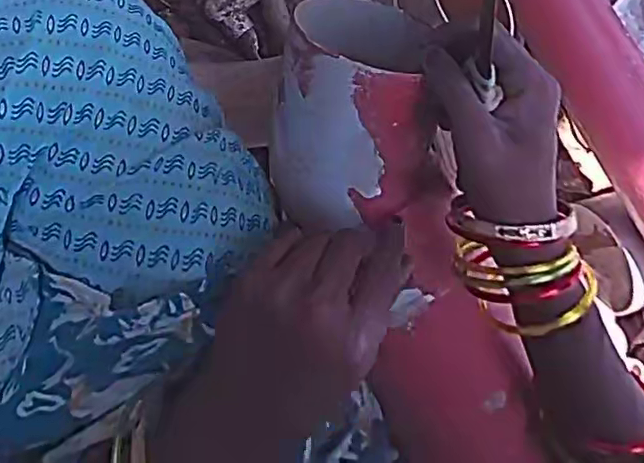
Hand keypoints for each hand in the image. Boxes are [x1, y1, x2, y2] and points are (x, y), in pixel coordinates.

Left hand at [161, 225, 408, 456]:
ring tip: (325, 262)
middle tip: (357, 252)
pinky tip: (299, 260)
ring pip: (319, 235)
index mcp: (353, 338)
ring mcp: (281, 288)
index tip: (393, 232)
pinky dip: (298, 242)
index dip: (391, 243)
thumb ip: (380, 308)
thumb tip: (401, 257)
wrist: (242, 411)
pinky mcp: (250, 278)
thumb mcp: (357, 361)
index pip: (384, 269)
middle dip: (359, 243)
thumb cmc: (310, 390)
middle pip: (351, 242)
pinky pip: (286, 236)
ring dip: (329, 244)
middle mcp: (318, 307)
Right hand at [423, 31, 562, 225]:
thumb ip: (452, 87)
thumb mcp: (474, 134)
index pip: (490, 35)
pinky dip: (460, 96)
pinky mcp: (514, 108)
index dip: (454, 37)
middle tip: (427, 84)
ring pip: (478, 66)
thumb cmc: (502, 185)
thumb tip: (430, 52)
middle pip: (484, 48)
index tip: (425, 53)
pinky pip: (481, 86)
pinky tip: (449, 118)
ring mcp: (526, 94)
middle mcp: (534, 79)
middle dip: (451, 62)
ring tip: (437, 107)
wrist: (520, 229)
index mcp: (533, 80)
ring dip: (452, 81)